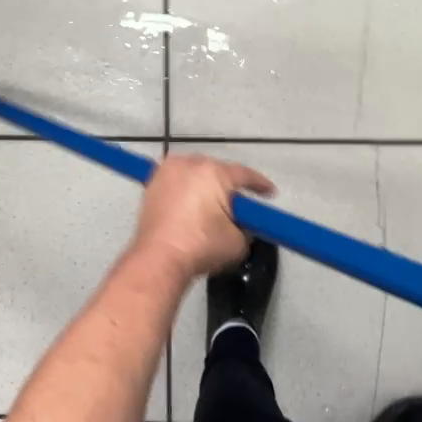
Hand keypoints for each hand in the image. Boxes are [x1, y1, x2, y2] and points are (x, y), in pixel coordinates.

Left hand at [127, 154, 275, 278]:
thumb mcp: (238, 242)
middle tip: (236, 204)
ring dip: (204, 184)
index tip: (269, 192)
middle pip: (216, 170)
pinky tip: (189, 203)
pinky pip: (175, 181)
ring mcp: (167, 171)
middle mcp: (189, 164)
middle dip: (227, 185)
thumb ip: (244, 226)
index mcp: (214, 173)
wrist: (159, 257)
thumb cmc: (201, 246)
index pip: (244, 174)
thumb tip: (237, 223)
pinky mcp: (152, 183)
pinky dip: (184, 189)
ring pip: (194, 172)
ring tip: (211, 204)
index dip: (260, 184)